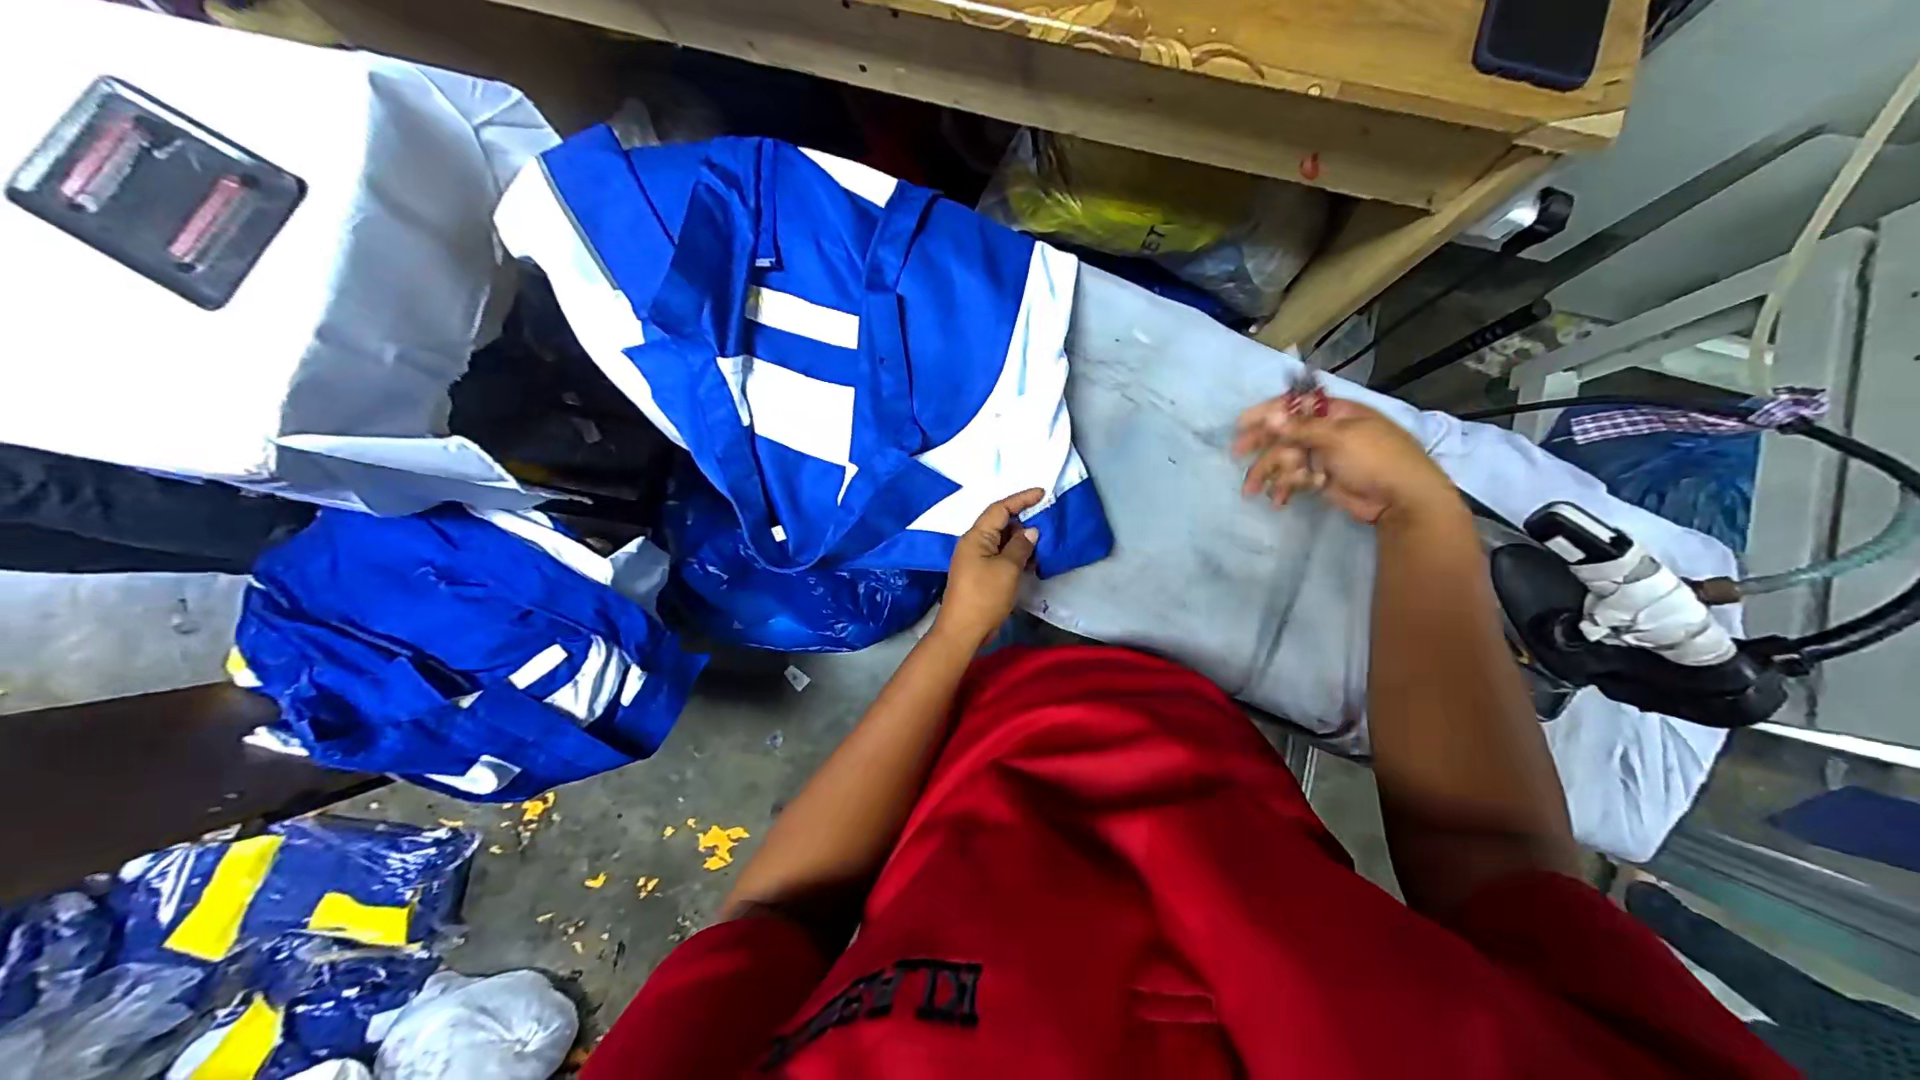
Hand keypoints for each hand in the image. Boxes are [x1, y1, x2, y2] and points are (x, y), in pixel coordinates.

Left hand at [932, 488, 1043, 647]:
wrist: (963, 630)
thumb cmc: (984, 596)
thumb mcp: (1007, 569)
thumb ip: (1021, 546)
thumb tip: (1031, 531)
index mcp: (976, 536)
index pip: (999, 509)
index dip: (1021, 499)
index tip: (1041, 493)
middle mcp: (973, 544)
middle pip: (999, 523)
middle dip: (1022, 519)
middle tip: (1045, 519)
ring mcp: (975, 559)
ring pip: (1001, 540)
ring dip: (1020, 539)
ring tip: (1042, 540)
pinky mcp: (980, 574)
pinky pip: (1000, 556)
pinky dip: (1015, 554)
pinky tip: (1031, 559)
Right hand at [1233, 395, 1457, 526]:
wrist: (1402, 498)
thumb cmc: (1376, 458)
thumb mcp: (1339, 438)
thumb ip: (1300, 428)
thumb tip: (1270, 416)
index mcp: (1335, 412)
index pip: (1293, 405)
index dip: (1266, 413)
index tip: (1241, 424)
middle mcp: (1326, 432)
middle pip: (1284, 433)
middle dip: (1261, 446)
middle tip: (1237, 454)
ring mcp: (1322, 456)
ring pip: (1284, 459)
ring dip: (1268, 473)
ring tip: (1253, 490)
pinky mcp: (1320, 479)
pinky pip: (1293, 479)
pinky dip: (1284, 488)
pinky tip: (1279, 500)